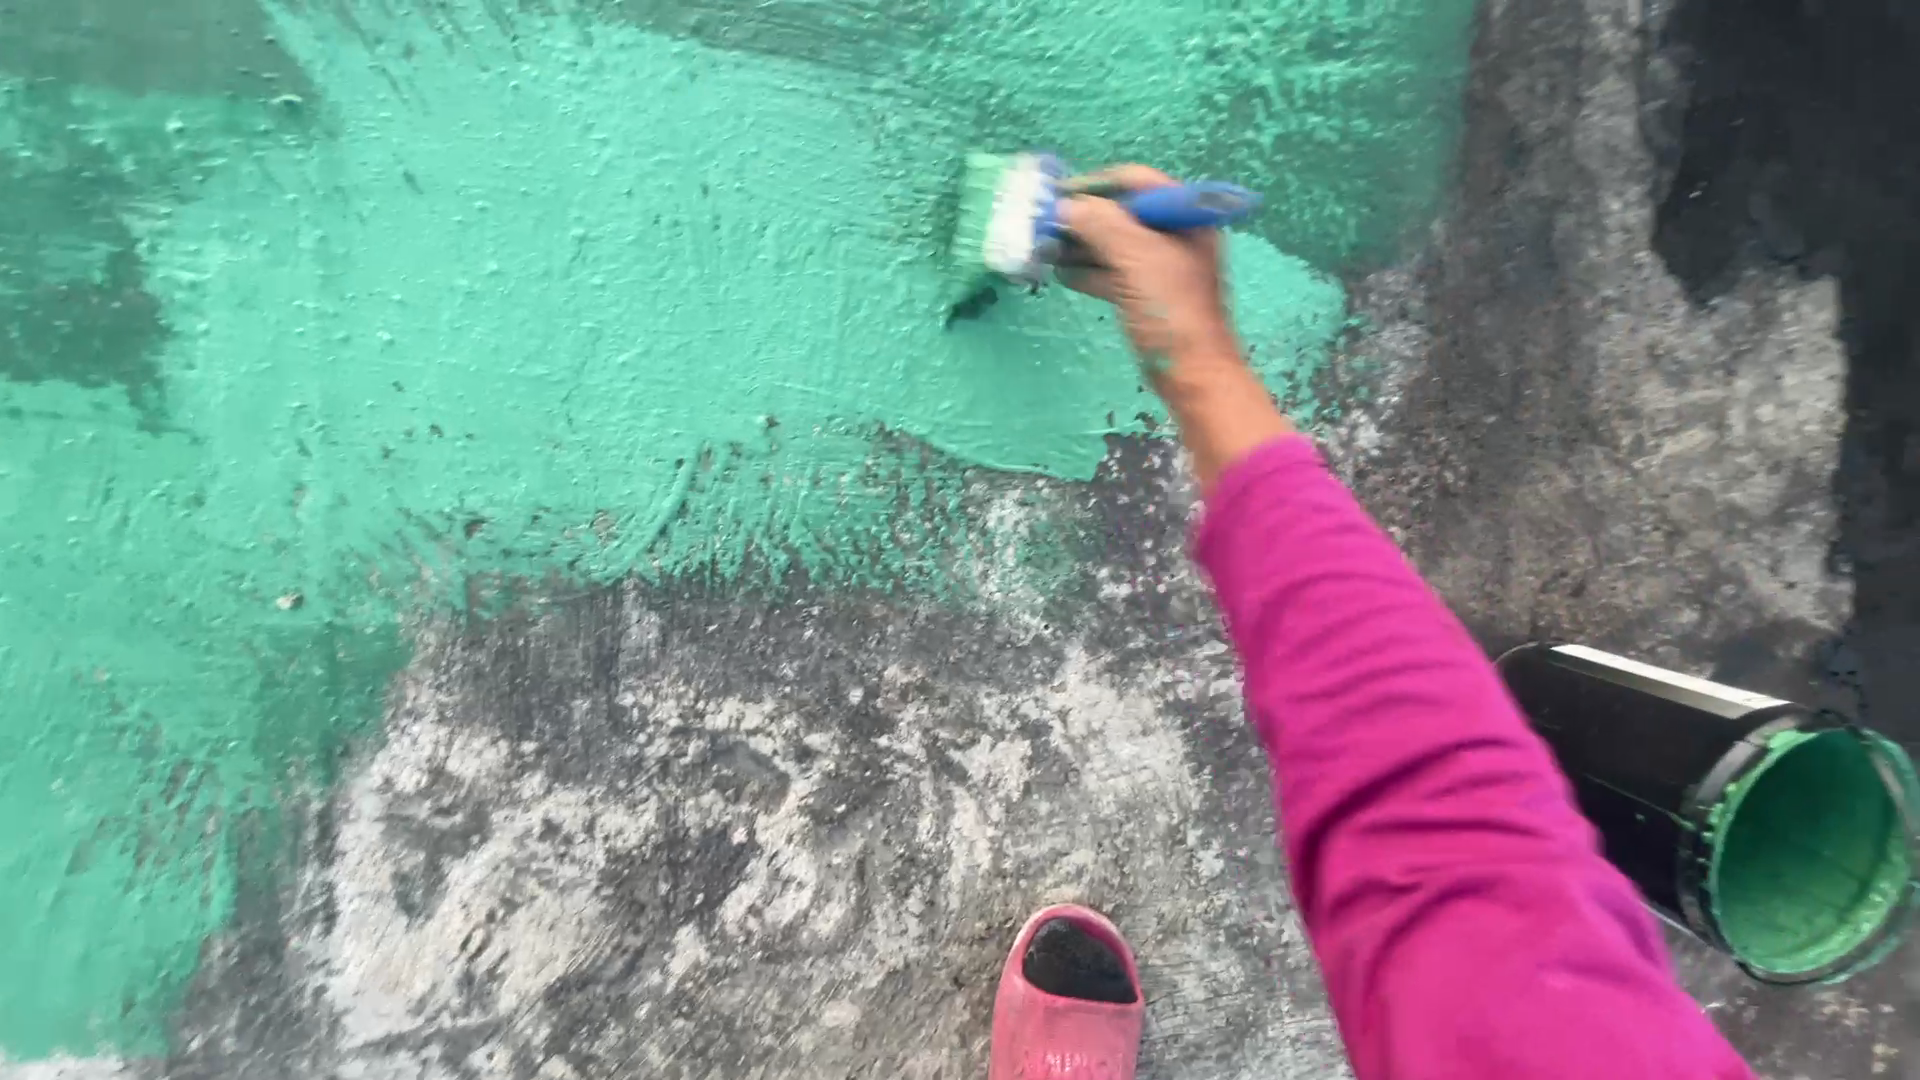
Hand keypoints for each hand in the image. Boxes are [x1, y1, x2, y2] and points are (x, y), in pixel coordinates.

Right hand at [1058, 165, 1241, 373]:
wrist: (1193, 373)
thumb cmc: (1171, 311)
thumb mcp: (1137, 259)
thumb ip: (1102, 225)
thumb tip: (1066, 207)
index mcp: (1184, 216)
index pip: (1135, 182)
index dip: (1095, 185)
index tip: (1058, 195)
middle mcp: (1174, 235)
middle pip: (1122, 214)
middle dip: (1083, 218)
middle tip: (1045, 224)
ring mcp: (1161, 268)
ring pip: (1114, 245)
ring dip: (1080, 245)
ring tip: (1045, 249)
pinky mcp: (1147, 296)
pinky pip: (1113, 274)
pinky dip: (1088, 271)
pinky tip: (1061, 274)